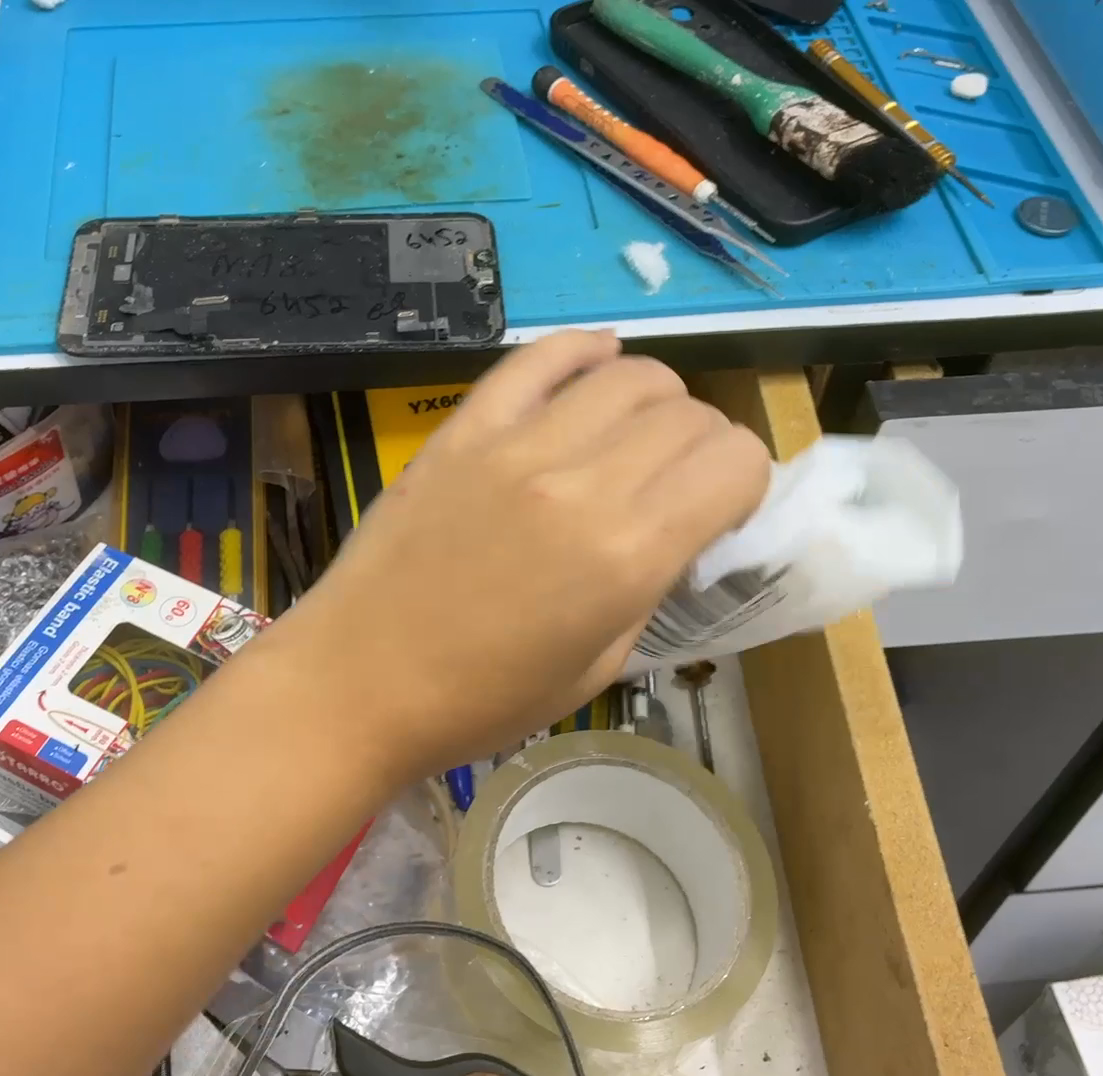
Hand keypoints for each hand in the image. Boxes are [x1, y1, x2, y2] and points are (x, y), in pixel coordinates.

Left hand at [259, 330, 772, 780]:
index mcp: (627, 554)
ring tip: (635, 434)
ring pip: (627, 373)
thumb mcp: (598, 666)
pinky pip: (537, 358)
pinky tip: (597, 359)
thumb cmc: (481, 699)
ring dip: (655, 398)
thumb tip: (678, 528)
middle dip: (704, 443)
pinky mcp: (463, 429)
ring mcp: (515, 445)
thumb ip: (650, 583)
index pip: (735, 462)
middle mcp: (582, 482)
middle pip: (688, 414)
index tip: (720, 508)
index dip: (744, 481)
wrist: (358, 682)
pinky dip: (582, 350)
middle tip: (675, 482)